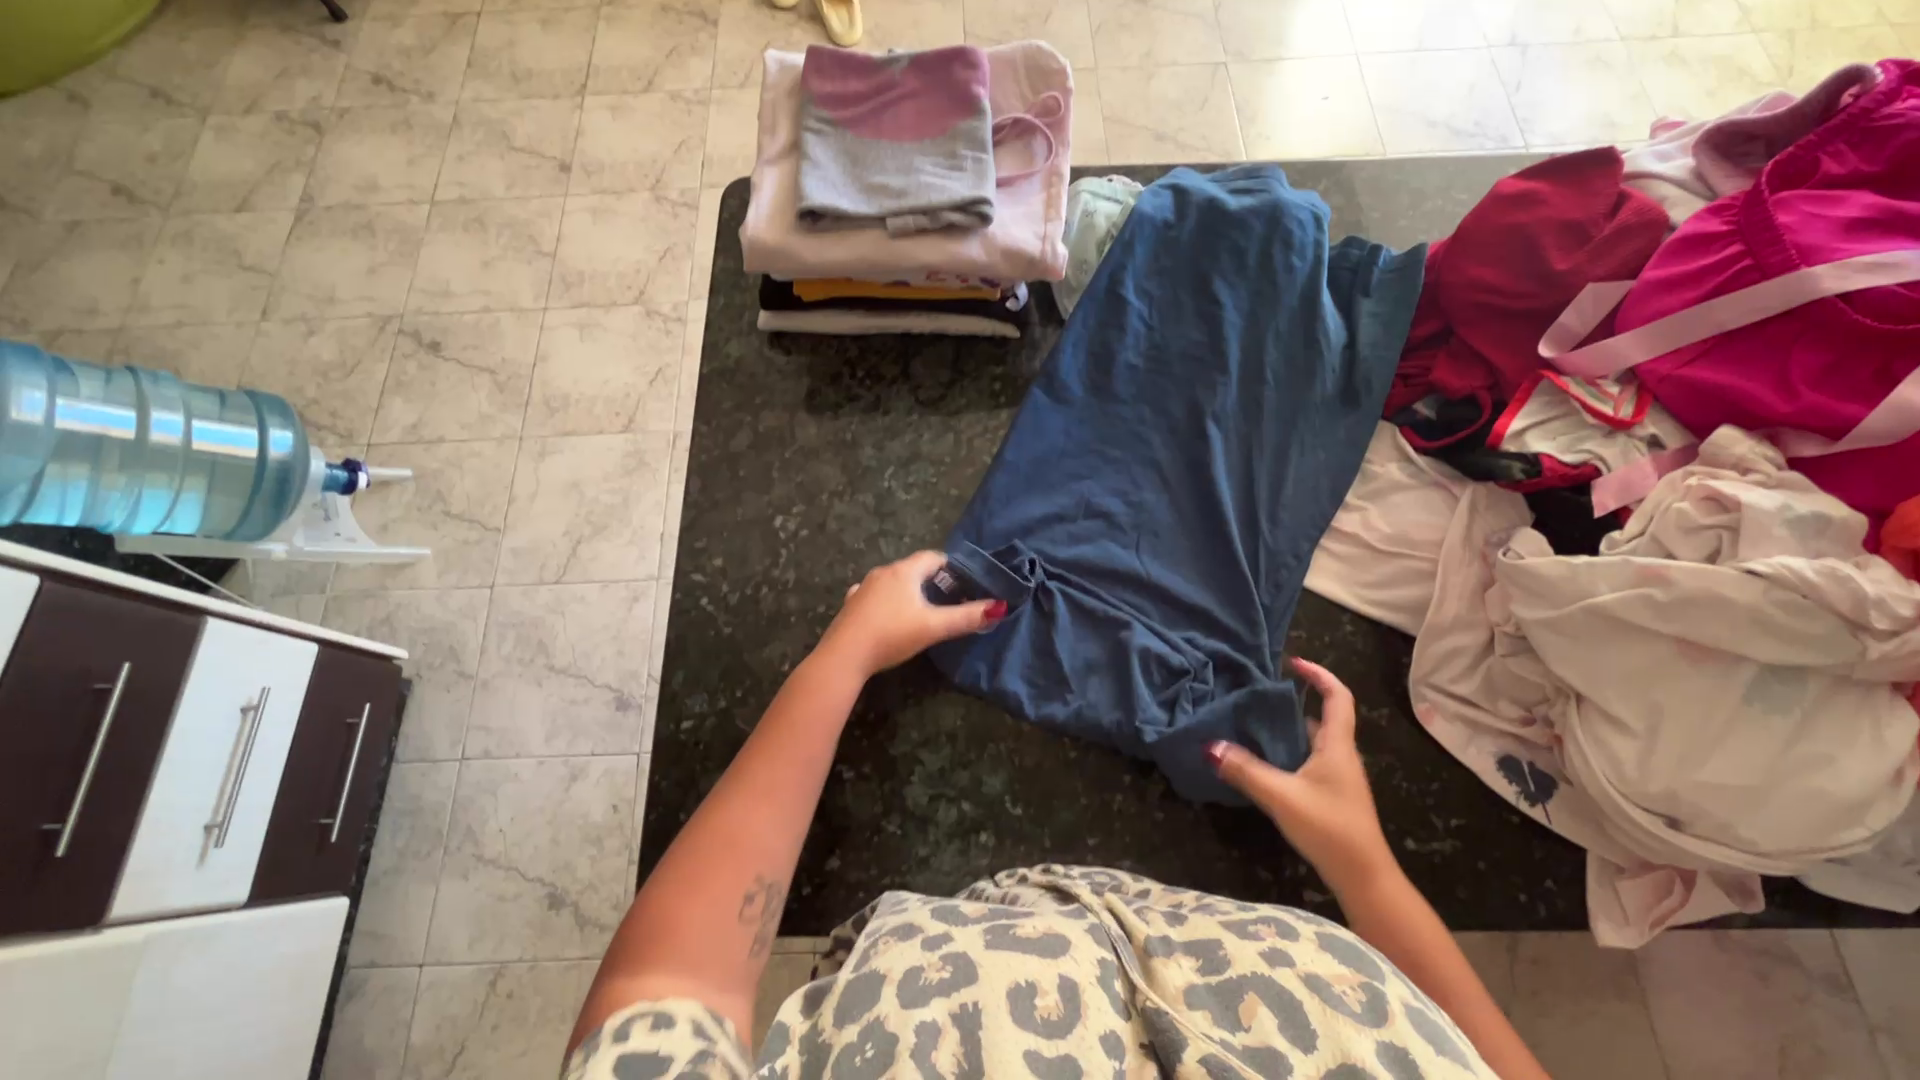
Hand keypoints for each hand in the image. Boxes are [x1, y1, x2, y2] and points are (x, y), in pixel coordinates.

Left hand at [815, 551, 1006, 677]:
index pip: (933, 557)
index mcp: (904, 571)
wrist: (844, 655)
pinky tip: (889, 617)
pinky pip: (874, 596)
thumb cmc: (892, 635)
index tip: (963, 583)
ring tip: (921, 611)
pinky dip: (887, 602)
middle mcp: (882, 572)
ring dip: (908, 591)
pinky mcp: (851, 605)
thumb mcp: (934, 627)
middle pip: (913, 568)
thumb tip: (999, 607)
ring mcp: (863, 588)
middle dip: (930, 580)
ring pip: (892, 582)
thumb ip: (966, 617)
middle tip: (947, 599)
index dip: (951, 567)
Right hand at [1208, 658, 1399, 895]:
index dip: (1319, 674)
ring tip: (1252, 724)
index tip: (1292, 663)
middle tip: (1258, 695)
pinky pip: (1307, 761)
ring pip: (1312, 741)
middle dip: (1292, 702)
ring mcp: (1337, 778)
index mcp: (1337, 745)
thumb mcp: (1281, 796)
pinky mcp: (1330, 796)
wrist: (1363, 876)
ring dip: (1287, 729)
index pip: (1338, 696)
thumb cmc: (1329, 828)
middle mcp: (1340, 755)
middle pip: (1322, 717)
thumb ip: (1245, 770)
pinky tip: (1263, 763)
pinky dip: (1286, 753)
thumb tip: (1210, 746)